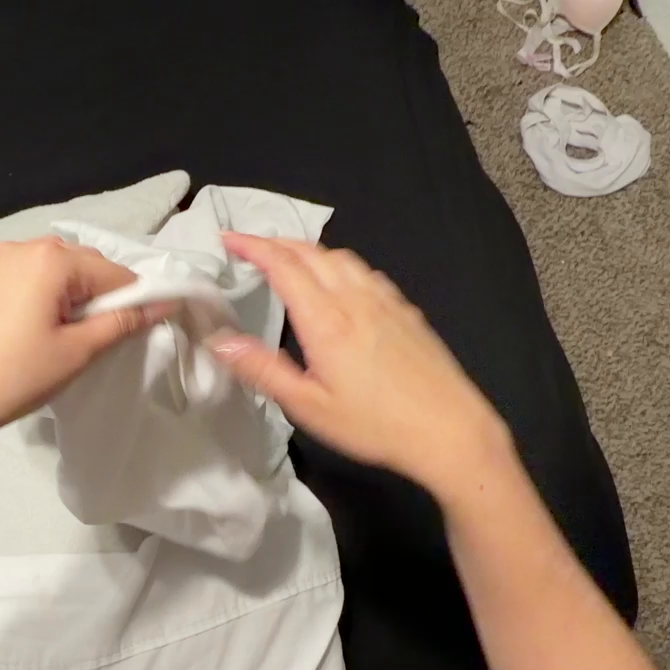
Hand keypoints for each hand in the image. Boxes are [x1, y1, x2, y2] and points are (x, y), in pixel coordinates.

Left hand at [0, 237, 170, 460]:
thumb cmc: (14, 378)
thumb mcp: (77, 352)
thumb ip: (122, 323)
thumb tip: (164, 303)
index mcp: (50, 258)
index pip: (113, 272)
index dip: (133, 301)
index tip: (137, 331)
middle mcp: (22, 247)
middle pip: (83, 265)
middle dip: (99, 296)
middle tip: (96, 340)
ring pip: (54, 271)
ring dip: (71, 296)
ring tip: (65, 338)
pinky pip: (27, 278)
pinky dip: (43, 297)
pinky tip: (37, 332)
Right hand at [210, 234, 514, 503]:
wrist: (450, 430)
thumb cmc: (373, 424)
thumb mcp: (307, 406)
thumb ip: (262, 369)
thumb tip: (220, 340)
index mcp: (327, 321)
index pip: (284, 267)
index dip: (252, 247)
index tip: (227, 238)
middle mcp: (356, 301)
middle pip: (312, 253)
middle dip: (276, 242)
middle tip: (249, 246)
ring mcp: (386, 303)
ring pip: (342, 258)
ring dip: (308, 250)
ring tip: (287, 258)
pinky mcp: (406, 313)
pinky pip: (365, 273)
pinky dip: (338, 264)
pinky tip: (337, 281)